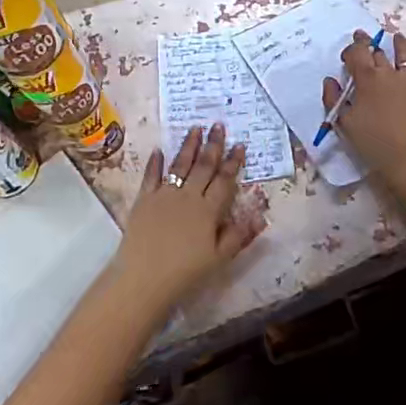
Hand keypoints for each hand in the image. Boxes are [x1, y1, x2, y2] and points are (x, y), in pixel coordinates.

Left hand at [112, 123, 260, 312]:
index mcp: (208, 210)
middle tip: (218, 125)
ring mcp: (164, 196)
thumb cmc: (185, 272)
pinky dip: (155, 163)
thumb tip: (262, 216)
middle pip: (203, 167)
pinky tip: (158, 151)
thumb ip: (239, 235)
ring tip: (195, 128)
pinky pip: (151, 176)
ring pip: (179, 165)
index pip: (224, 180)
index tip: (240, 144)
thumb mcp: (219, 258)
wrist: (143, 278)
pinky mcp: (143, 200)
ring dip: (188, 146)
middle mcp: (188, 196)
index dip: (233, 162)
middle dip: (213, 145)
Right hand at [322, 31, 405, 176]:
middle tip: (364, 39)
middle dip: (368, 44)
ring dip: (399, 44)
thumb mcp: (344, 123)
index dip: (351, 49)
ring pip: (405, 53)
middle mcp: (388, 73)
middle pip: (378, 51)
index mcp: (366, 79)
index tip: (347, 54)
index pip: (357, 53)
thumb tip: (330, 81)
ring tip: (396, 38)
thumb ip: (334, 99)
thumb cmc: (373, 143)